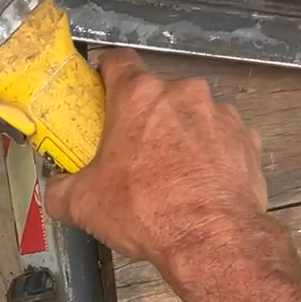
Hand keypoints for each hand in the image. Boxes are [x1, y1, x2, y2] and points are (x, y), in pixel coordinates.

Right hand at [45, 49, 268, 270]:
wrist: (209, 239)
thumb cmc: (148, 212)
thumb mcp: (83, 205)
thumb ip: (61, 191)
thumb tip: (56, 191)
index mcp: (139, 98)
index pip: (118, 62)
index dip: (106, 74)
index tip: (102, 89)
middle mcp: (182, 95)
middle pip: (156, 97)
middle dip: (143, 122)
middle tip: (130, 157)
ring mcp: (219, 114)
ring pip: (190, 118)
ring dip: (177, 140)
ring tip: (167, 180)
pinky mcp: (245, 139)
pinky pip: (219, 142)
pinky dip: (207, 159)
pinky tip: (195, 188)